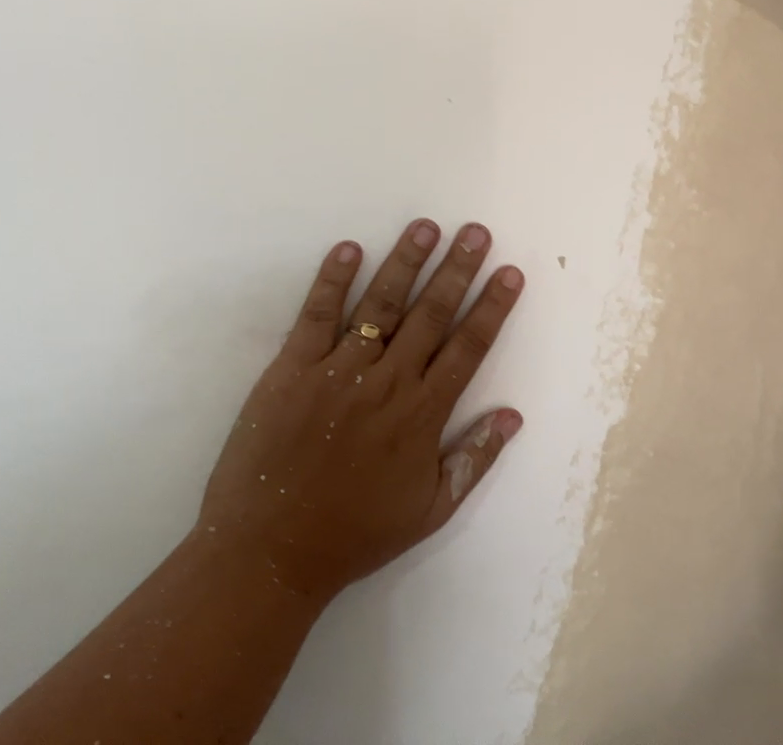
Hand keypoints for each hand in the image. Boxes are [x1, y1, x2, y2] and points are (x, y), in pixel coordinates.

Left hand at [196, 219, 524, 602]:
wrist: (269, 554)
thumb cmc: (355, 534)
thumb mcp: (431, 510)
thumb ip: (475, 460)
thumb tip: (513, 415)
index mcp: (423, 415)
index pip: (468, 347)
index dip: (492, 307)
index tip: (510, 272)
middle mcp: (387, 383)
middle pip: (431, 315)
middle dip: (457, 269)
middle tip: (476, 232)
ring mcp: (337, 373)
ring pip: (380, 307)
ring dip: (405, 264)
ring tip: (425, 226)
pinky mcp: (290, 372)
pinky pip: (316, 317)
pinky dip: (333, 281)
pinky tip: (349, 249)